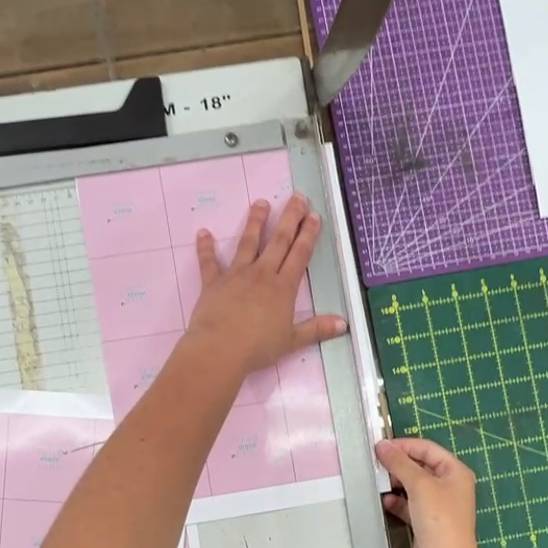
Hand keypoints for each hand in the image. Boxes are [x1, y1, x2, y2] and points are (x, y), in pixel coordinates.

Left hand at [179, 194, 346, 375]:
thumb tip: (343, 324)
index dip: (308, 234)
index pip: (299, 255)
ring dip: (255, 221)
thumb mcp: (292, 341)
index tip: (314, 216)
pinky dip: (205, 247)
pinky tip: (203, 233)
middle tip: (297, 197)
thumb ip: (317, 330)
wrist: (220, 350)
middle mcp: (262, 274)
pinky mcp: (213, 282)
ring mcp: (236, 275)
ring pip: (248, 242)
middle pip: (278, 241)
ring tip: (261, 202)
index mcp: (283, 287)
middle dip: (289, 217)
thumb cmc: (258, 348)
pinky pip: (209, 262)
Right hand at [376, 437, 482, 547]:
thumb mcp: (420, 485)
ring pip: (413, 486)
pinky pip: (409, 505)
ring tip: (378, 482)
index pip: (428, 449)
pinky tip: (386, 502)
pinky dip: (398, 502)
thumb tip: (383, 446)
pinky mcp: (427, 522)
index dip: (405, 446)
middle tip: (377, 465)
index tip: (381, 447)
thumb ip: (400, 463)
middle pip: (420, 466)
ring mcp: (438, 505)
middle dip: (399, 465)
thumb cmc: (439, 520)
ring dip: (396, 483)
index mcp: (455, 472)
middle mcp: (449, 486)